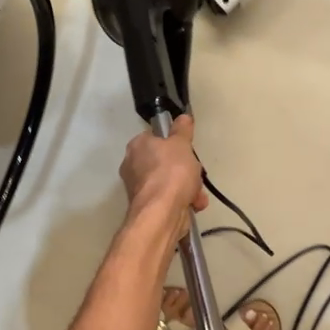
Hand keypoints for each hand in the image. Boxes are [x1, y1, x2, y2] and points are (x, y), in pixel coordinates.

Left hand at [119, 115, 207, 250]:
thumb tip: (183, 117)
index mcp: (137, 146)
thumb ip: (182, 130)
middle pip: (164, 162)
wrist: (163, 212)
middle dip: (185, 169)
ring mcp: (140, 189)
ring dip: (188, 187)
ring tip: (196, 193)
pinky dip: (183, 201)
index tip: (186, 150)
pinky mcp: (148, 207)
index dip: (173, 143)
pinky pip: (169, 198)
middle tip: (195, 172)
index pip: (155, 138)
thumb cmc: (171, 172)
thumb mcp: (181, 144)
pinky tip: (194, 204)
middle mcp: (133, 166)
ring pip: (170, 182)